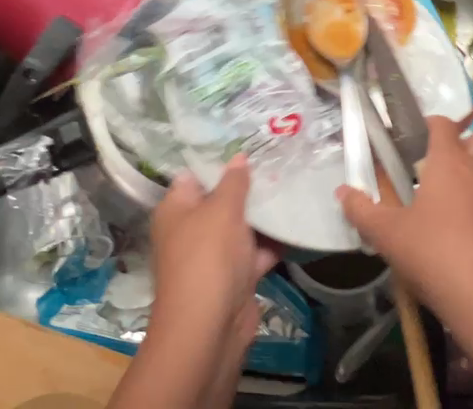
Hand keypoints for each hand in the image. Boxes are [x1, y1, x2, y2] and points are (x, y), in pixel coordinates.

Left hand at [150, 155, 279, 340]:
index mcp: (176, 209)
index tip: (249, 144)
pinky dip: (272, 244)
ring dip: (263, 215)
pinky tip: (296, 225)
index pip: (194, 175)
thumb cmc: (208, 258)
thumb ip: (233, 182)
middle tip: (279, 163)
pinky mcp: (233, 278)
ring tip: (294, 187)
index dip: (218, 161)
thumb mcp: (222, 210)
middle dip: (248, 187)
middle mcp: (190, 230)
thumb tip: (238, 156)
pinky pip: (254, 253)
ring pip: (240, 228)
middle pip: (220, 201)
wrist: (210, 329)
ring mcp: (212, 257)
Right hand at [337, 117, 472, 322]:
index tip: (412, 138)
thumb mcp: (388, 235)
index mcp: (449, 163)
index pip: (444, 125)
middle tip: (436, 169)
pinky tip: (466, 246)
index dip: (429, 125)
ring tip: (444, 215)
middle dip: (462, 145)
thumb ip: (363, 211)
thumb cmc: (435, 254)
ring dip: (471, 184)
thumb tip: (343, 192)